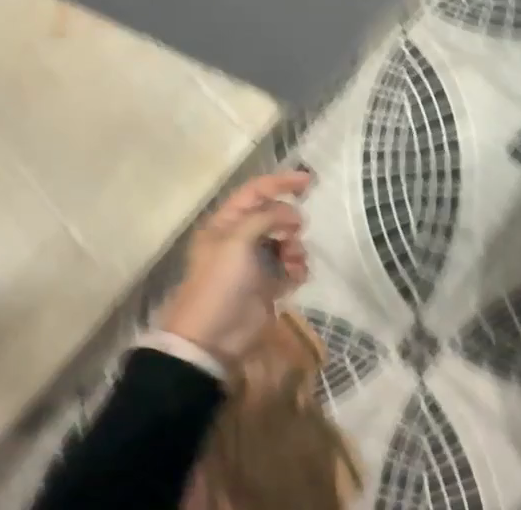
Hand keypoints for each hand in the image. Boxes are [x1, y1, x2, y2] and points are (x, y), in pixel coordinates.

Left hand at [156, 170, 312, 368]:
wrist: (212, 338)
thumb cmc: (220, 283)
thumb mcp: (237, 241)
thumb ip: (265, 217)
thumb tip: (290, 214)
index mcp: (225, 223)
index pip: (256, 191)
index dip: (281, 183)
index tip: (308, 182)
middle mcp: (240, 238)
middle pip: (274, 215)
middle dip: (289, 221)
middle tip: (295, 231)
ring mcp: (255, 262)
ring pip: (286, 240)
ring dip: (295, 246)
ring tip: (293, 260)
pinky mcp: (268, 284)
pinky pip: (291, 266)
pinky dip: (297, 267)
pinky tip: (296, 275)